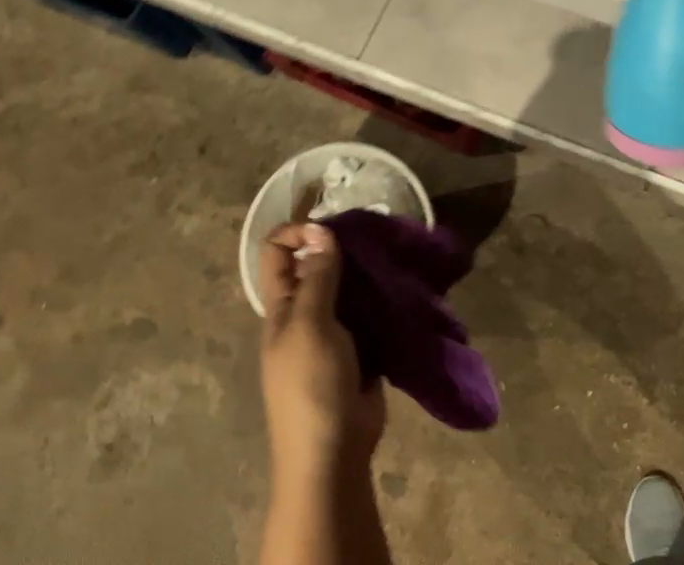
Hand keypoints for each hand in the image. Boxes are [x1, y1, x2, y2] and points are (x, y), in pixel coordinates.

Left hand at [259, 222, 385, 476]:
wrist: (332, 453)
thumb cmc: (311, 386)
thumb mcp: (310, 325)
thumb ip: (317, 277)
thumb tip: (320, 230)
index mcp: (281, 306)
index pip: (276, 253)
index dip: (296, 233)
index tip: (331, 230)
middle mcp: (304, 314)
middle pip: (316, 267)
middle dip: (341, 248)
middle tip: (375, 236)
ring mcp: (334, 334)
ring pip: (348, 290)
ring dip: (367, 273)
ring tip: (396, 257)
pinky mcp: (362, 351)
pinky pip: (372, 315)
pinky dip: (386, 301)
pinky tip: (406, 288)